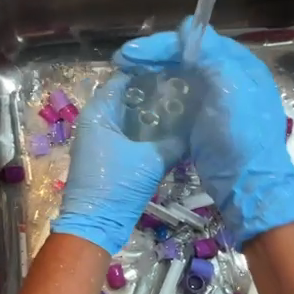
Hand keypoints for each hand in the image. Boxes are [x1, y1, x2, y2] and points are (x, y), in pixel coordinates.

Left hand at [50, 74, 184, 256]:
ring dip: (150, 113)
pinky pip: (126, 133)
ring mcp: (98, 138)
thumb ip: (176, 142)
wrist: (95, 225)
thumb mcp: (152, 161)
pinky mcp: (105, 154)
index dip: (148, 72)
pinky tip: (168, 130)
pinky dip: (144, 130)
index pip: (123, 79)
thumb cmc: (118, 187)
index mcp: (99, 113)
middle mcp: (95, 120)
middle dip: (153, 92)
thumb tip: (198, 126)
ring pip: (127, 116)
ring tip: (181, 105)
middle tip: (183, 86)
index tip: (174, 68)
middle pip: (126, 97)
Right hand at [116, 19, 293, 243]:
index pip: (195, 41)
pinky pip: (180, 97)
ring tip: (127, 75)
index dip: (161, 44)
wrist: (249, 187)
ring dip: (154, 72)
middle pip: (186, 56)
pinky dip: (161, 93)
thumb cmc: (240, 137)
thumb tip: (187, 26)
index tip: (130, 54)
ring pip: (181, 75)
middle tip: (121, 62)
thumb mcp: (229, 88)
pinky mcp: (204, 122)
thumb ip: (211, 54)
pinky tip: (143, 96)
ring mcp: (217, 101)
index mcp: (238, 65)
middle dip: (153, 56)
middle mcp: (229, 78)